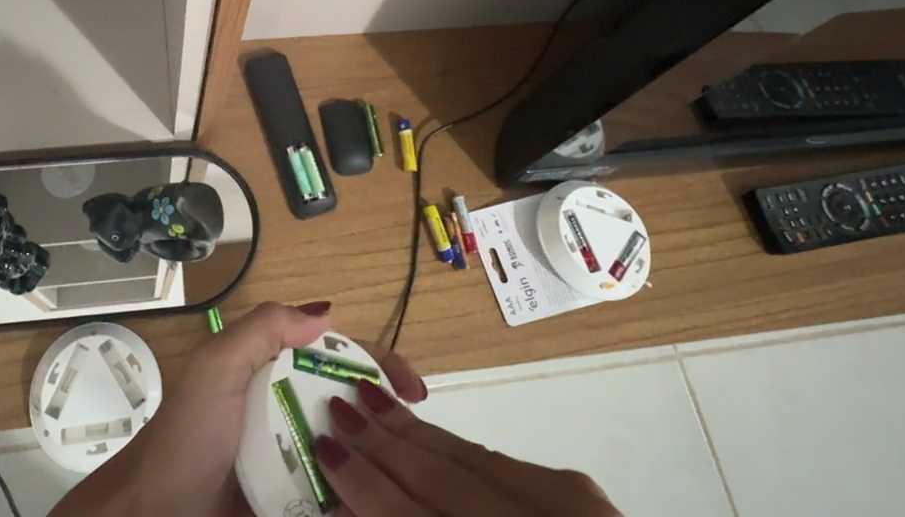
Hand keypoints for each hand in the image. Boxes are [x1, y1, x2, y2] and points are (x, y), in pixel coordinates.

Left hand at [50, 302, 427, 516]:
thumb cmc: (186, 436)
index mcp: (276, 370)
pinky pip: (337, 492)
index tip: (413, 390)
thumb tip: (326, 310)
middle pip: (353, 404)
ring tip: (403, 473)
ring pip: (352, 450)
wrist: (155, 512)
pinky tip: (374, 497)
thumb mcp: (218, 367)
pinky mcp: (295, 498)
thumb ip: (264, 329)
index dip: (379, 364)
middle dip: (387, 416)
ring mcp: (294, 456)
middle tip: (412, 440)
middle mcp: (290, 407)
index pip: (340, 355)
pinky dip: (357, 492)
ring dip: (378, 459)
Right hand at [318, 378, 621, 516]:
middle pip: (439, 481)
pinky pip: (498, 459)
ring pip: (468, 457)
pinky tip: (424, 427)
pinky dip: (454, 444)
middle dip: (381, 445)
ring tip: (365, 397)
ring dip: (412, 431)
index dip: (367, 486)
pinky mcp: (579, 489)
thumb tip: (351, 508)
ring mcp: (564, 505)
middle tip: (332, 407)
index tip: (325, 449)